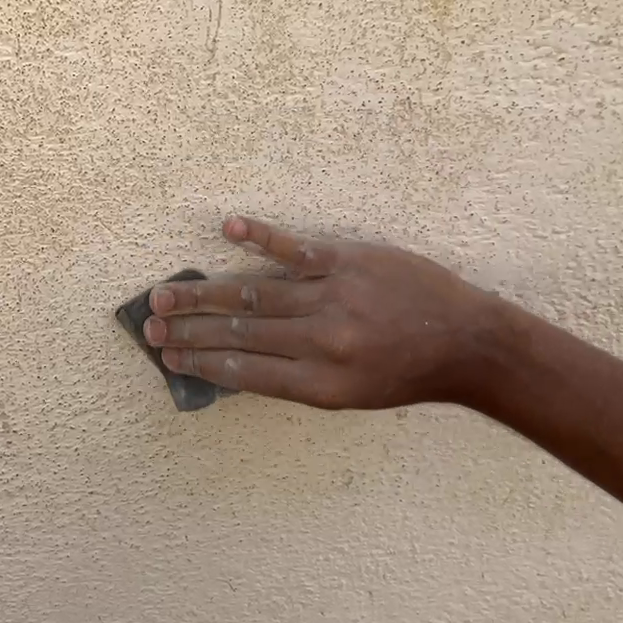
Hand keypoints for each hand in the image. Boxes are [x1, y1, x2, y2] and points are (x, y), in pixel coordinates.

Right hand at [143, 217, 515, 409]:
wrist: (471, 342)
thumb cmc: (406, 373)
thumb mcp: (350, 395)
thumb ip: (292, 378)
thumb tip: (234, 364)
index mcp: (321, 384)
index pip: (242, 372)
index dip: (199, 364)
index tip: (168, 359)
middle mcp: (322, 342)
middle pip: (237, 333)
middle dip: (188, 332)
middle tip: (151, 329)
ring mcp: (333, 297)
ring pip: (252, 293)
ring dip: (202, 294)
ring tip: (167, 296)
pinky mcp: (348, 260)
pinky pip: (294, 248)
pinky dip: (259, 236)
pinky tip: (228, 227)